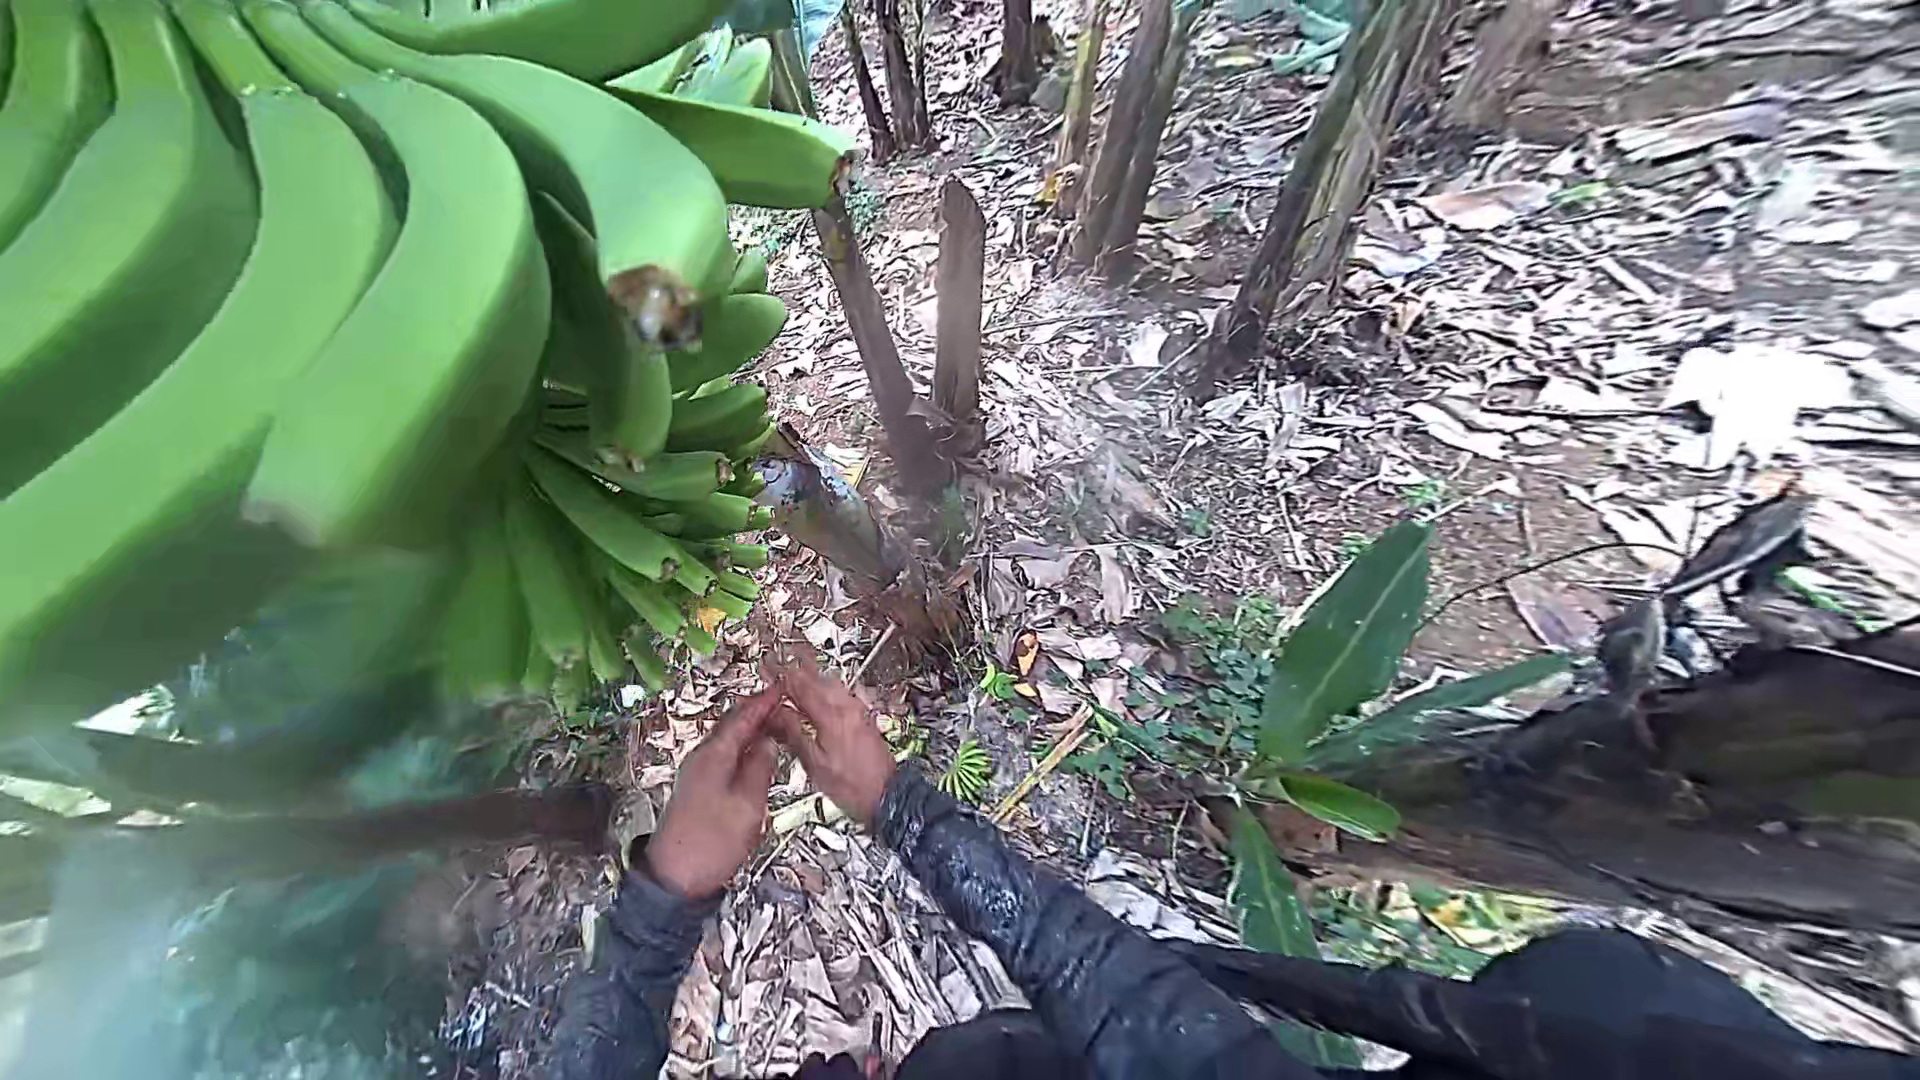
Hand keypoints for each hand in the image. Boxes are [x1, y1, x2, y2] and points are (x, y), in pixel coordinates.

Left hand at [644, 687, 782, 898]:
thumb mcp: (748, 803)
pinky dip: (745, 745)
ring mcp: (699, 771)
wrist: (673, 881)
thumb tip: (770, 741)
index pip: (743, 717)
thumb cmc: (713, 840)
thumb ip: (761, 767)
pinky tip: (759, 750)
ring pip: (729, 738)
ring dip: (752, 728)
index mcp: (715, 754)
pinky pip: (726, 753)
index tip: (784, 686)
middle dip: (758, 710)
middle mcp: (704, 756)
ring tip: (779, 721)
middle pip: (733, 723)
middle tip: (786, 701)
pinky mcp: (700, 786)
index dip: (764, 701)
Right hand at [765, 657, 895, 827]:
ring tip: (791, 679)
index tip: (767, 668)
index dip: (781, 675)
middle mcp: (847, 706)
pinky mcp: (863, 716)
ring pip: (829, 683)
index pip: (801, 686)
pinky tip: (816, 695)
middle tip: (776, 668)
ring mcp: (857, 709)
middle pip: (817, 678)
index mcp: (832, 715)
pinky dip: (822, 689)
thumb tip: (775, 714)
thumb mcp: (814, 763)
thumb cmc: (853, 786)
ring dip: (809, 678)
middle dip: (794, 671)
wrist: (888, 795)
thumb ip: (793, 733)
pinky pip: (839, 693)